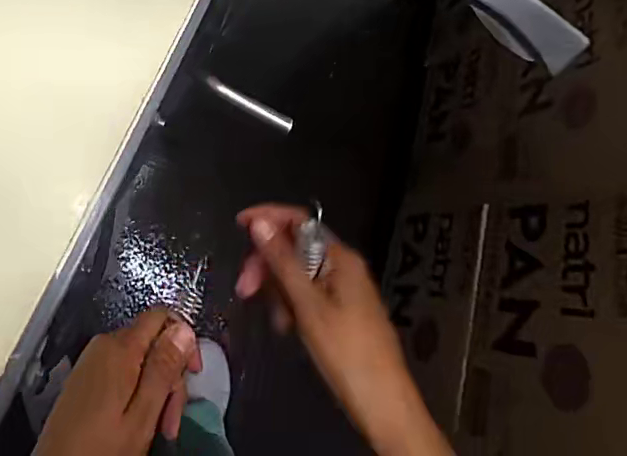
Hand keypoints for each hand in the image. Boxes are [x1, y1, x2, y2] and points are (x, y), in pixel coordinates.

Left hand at [36, 309, 201, 455]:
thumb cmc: (100, 449)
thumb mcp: (141, 415)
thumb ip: (164, 368)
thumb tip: (184, 328)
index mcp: (121, 347)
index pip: (161, 316)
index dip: (184, 339)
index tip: (192, 374)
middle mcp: (105, 344)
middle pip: (152, 342)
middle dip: (168, 376)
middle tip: (171, 421)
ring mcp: (93, 360)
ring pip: (139, 359)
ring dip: (154, 389)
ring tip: (156, 429)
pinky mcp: (85, 376)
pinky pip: (121, 370)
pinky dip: (135, 392)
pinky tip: (135, 422)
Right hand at [235, 205, 453, 455]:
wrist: (386, 408)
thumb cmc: (347, 353)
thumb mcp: (308, 306)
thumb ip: (282, 262)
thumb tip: (259, 223)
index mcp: (340, 257)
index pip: (299, 220)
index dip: (268, 218)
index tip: (240, 224)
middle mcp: (343, 266)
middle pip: (296, 248)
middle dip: (268, 264)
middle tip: (244, 287)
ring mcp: (345, 289)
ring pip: (299, 274)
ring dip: (279, 290)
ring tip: (276, 321)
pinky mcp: (343, 312)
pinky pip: (309, 295)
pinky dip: (293, 306)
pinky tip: (288, 328)